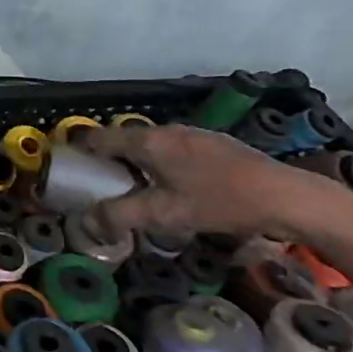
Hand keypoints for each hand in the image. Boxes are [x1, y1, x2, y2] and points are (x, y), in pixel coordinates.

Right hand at [79, 124, 352, 241]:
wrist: (282, 194)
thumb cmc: (218, 202)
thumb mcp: (164, 215)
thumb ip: (121, 216)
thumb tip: (89, 221)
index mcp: (149, 141)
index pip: (101, 138)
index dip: (82, 150)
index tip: (70, 166)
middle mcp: (168, 129)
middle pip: (126, 141)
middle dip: (111, 162)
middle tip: (103, 188)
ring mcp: (193, 133)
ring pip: (152, 146)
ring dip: (138, 164)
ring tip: (138, 192)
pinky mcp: (214, 143)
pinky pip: (174, 150)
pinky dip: (162, 165)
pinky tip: (177, 189)